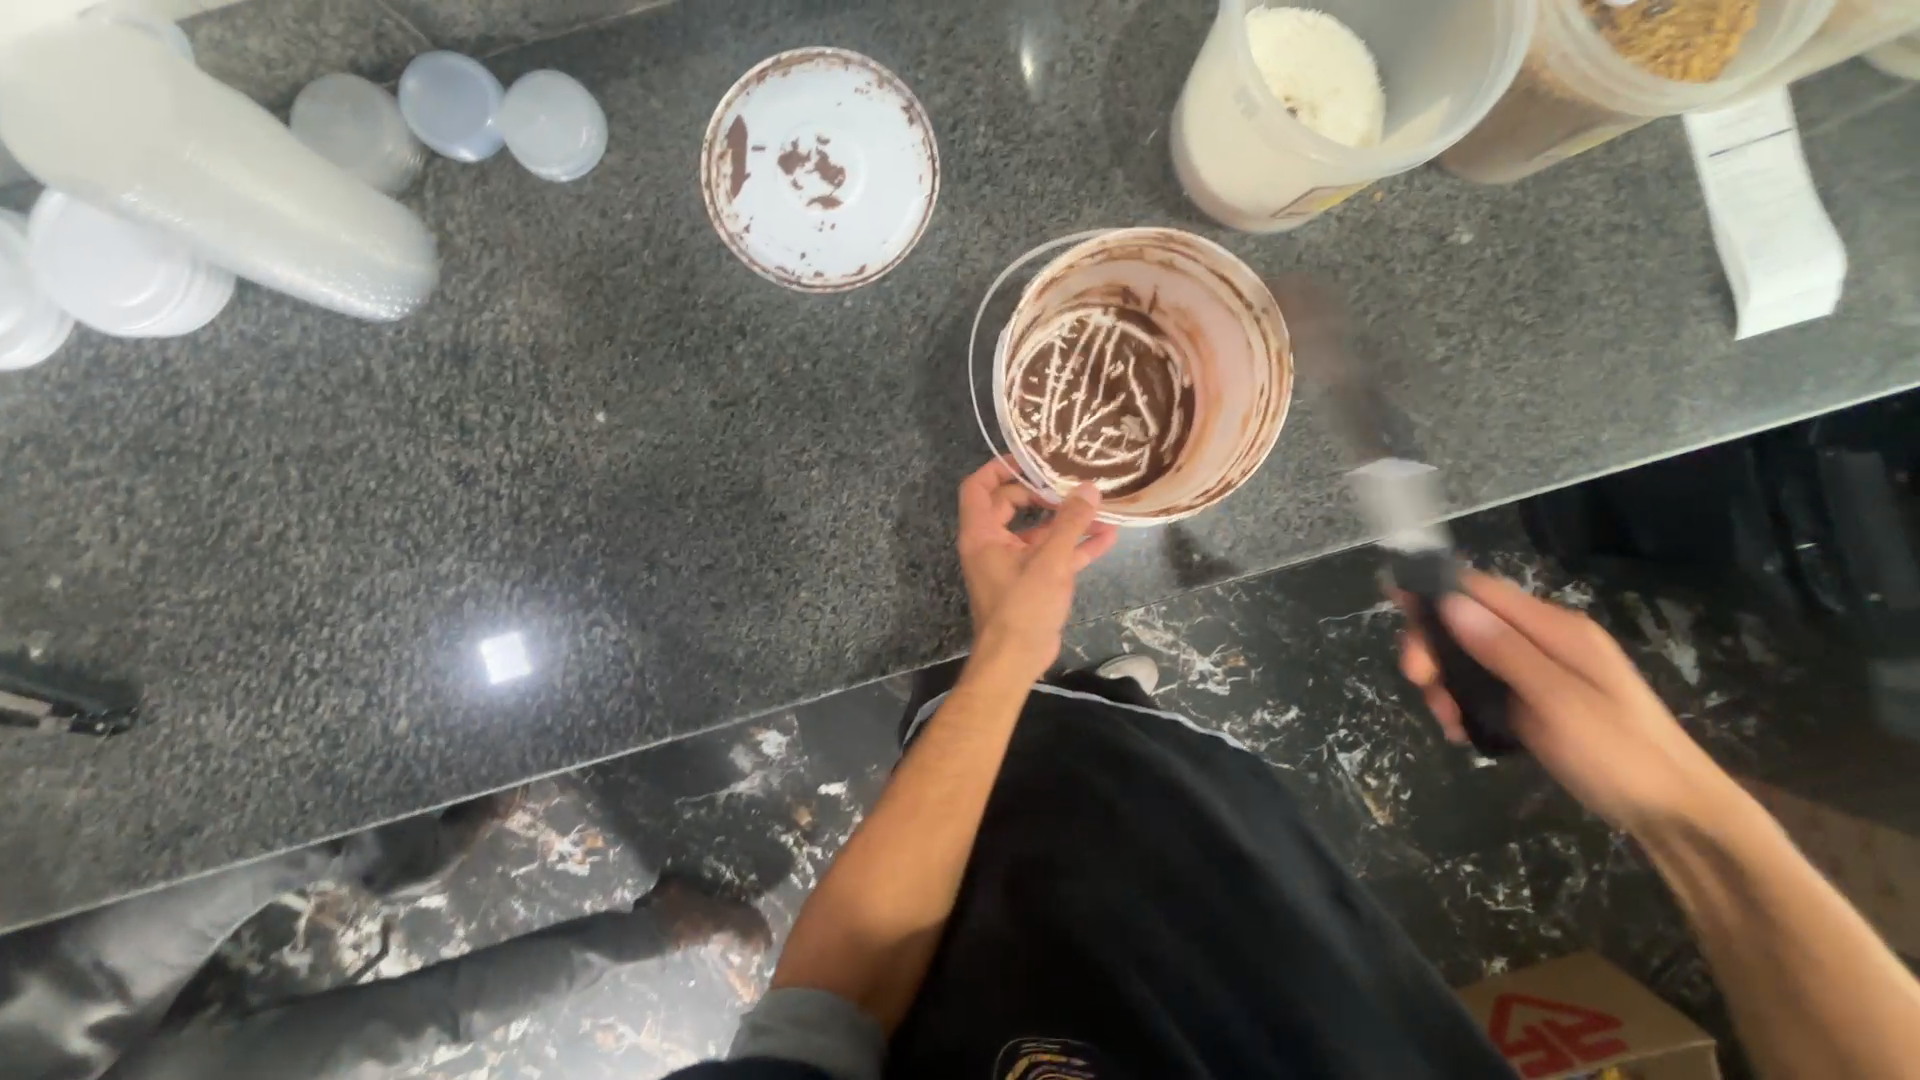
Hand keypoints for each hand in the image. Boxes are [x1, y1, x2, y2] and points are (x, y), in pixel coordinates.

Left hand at [957, 458, 1118, 682]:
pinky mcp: (1029, 582)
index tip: (1030, 458)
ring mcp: (1010, 564)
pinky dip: (1074, 547)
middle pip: (1010, 504)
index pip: (979, 486)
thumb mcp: (1050, 561)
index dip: (1000, 467)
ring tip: (1098, 507)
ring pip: (1036, 531)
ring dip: (1065, 521)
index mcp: (981, 534)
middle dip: (1040, 492)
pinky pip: (1050, 556)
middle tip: (1068, 484)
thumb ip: (1070, 522)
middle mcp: (991, 544)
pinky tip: (1107, 537)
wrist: (1015, 660)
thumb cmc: (1023, 606)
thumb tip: (1089, 488)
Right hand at [1400, 571, 1745, 837]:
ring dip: (1445, 683)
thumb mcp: (1558, 702)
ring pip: (1469, 658)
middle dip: (1433, 649)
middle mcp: (1544, 640)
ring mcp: (1540, 671)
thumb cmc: (1619, 754)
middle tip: (1419, 683)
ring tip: (1446, 721)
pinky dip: (1463, 703)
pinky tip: (1462, 731)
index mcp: (1555, 629)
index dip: (1433, 590)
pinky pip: (1483, 687)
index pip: (1480, 589)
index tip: (1393, 605)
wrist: (1675, 812)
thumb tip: (1450, 604)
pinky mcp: (1535, 700)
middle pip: (1467, 623)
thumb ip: (1504, 651)